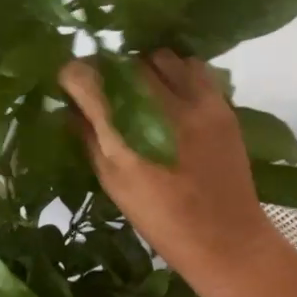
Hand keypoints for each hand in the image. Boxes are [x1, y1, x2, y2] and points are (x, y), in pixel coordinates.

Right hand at [59, 51, 274, 269]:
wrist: (227, 239)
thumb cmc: (159, 219)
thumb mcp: (111, 182)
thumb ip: (89, 138)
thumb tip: (69, 106)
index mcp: (122, 137)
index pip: (84, 78)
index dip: (72, 76)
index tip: (71, 84)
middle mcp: (157, 110)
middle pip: (121, 62)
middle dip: (107, 70)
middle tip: (106, 87)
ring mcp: (194, 103)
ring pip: (157, 57)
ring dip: (142, 66)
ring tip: (141, 86)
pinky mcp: (220, 104)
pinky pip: (192, 67)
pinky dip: (176, 71)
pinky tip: (171, 90)